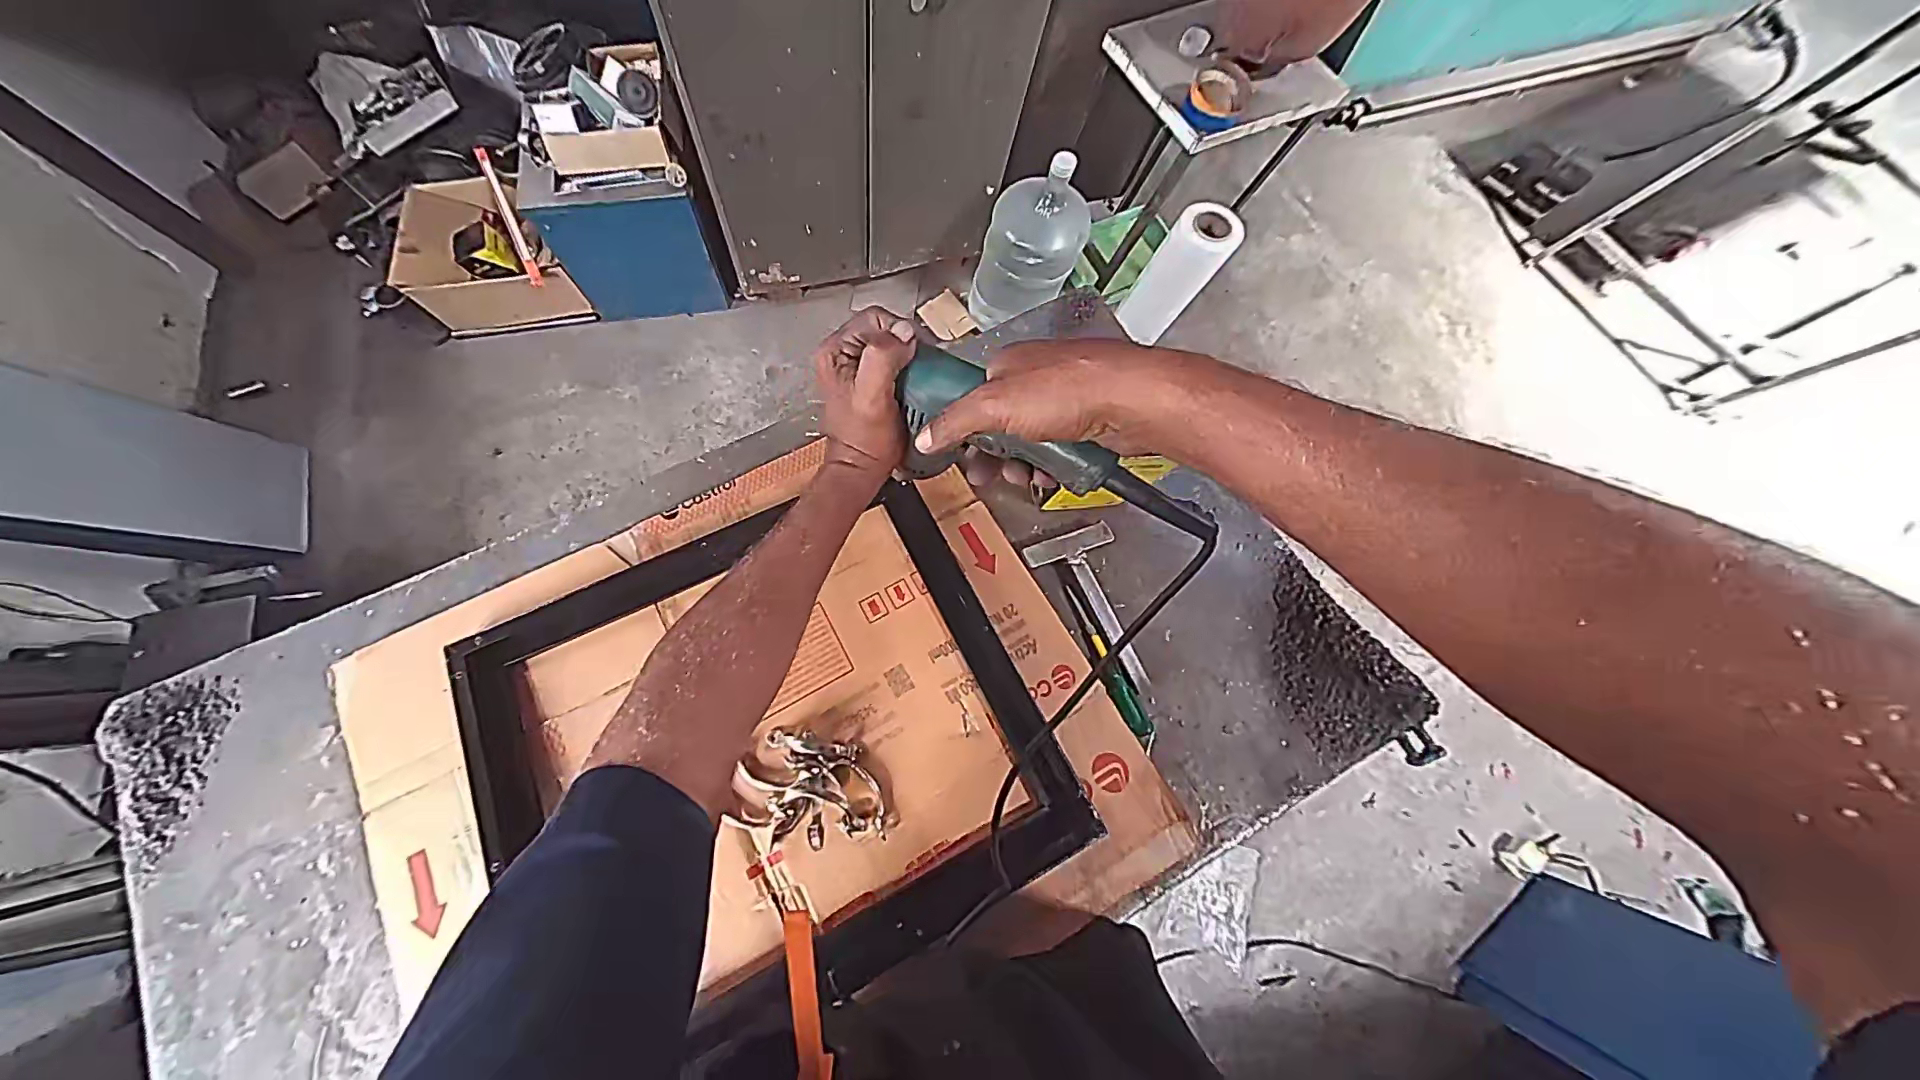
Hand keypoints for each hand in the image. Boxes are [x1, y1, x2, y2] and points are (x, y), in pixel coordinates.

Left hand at [813, 307, 917, 477]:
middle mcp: (842, 354)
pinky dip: (909, 368)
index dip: (900, 331)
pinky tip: (914, 383)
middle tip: (920, 366)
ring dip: (910, 357)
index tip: (916, 353)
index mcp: (835, 351)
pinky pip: (895, 361)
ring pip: (892, 344)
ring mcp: (856, 367)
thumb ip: (883, 358)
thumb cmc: (864, 440)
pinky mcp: (871, 379)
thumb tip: (903, 333)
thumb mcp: (872, 396)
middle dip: (907, 344)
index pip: (875, 317)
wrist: (863, 467)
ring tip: (918, 376)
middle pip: (884, 328)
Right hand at [914, 339, 1206, 488]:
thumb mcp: (997, 405)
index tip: (953, 453)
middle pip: (994, 426)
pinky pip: (1051, 452)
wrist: (1132, 403)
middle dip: (989, 455)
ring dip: (1019, 465)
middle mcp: (1031, 380)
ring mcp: (1057, 403)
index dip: (957, 429)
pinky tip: (1048, 474)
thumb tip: (926, 437)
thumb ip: (955, 421)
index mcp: (1005, 365)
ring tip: (1022, 476)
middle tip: (985, 474)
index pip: (965, 398)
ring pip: (1024, 443)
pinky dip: (1046, 467)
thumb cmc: (1075, 388)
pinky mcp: (1079, 425)